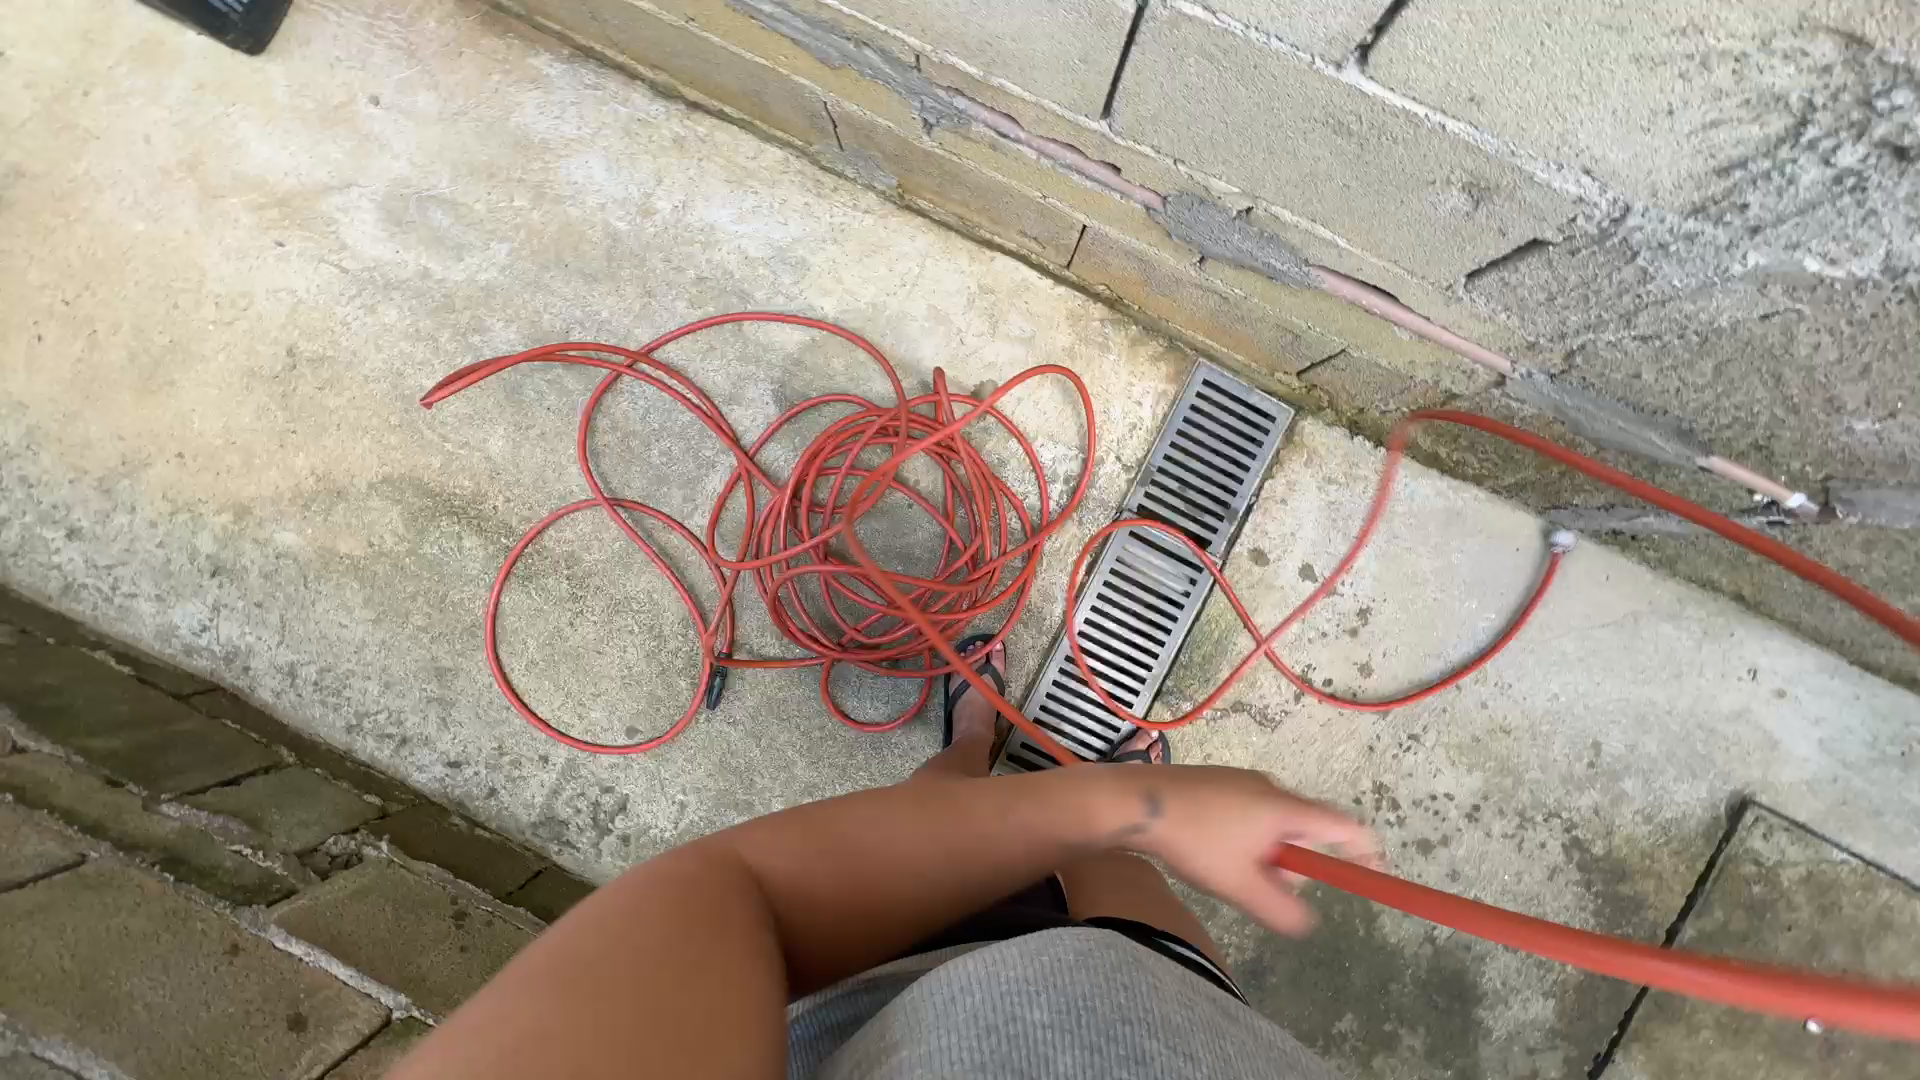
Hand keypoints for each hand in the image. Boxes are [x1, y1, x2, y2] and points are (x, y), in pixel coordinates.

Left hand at [1097, 765, 1383, 936]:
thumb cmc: (1193, 840)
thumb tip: (1307, 919)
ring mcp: (1240, 780)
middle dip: (1292, 865)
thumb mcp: (1240, 886)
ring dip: (1263, 853)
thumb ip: (1282, 909)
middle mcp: (1268, 786)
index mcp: (1284, 807)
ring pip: (1271, 825)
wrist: (1134, 801)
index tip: (1375, 874)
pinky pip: (1247, 814)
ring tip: (1223, 866)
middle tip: (1258, 884)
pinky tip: (1207, 849)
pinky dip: (1242, 838)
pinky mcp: (1216, 781)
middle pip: (1304, 830)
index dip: (1366, 850)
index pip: (1344, 825)